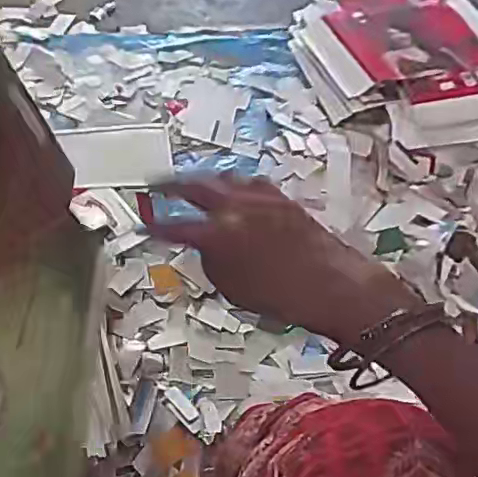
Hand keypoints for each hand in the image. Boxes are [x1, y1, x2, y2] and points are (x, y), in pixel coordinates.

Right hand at [146, 175, 420, 346]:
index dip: (155, 226)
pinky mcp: (282, 199)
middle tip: (156, 184)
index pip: (175, 225)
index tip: (144, 223)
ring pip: (224, 180)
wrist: (333, 287)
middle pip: (195, 186)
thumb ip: (211, 261)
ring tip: (193, 185)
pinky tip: (235, 193)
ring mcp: (263, 198)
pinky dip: (235, 187)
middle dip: (171, 185)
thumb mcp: (232, 288)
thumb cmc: (283, 297)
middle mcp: (238, 206)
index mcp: (219, 233)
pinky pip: (250, 184)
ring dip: (204, 181)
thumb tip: (204, 247)